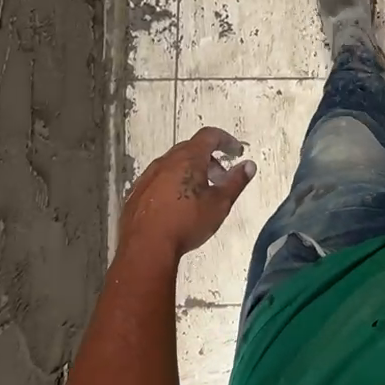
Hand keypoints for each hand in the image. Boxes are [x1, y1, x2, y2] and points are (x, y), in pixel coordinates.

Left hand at [120, 127, 255, 261]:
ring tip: (200, 194)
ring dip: (190, 172)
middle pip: (190, 149)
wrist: (145, 249)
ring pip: (172, 165)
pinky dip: (172, 184)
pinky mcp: (135, 194)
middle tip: (220, 177)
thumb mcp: (220, 204)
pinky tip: (177, 206)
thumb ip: (236, 181)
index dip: (226, 140)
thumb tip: (249, 165)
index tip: (236, 152)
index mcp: (187, 159)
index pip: (209, 136)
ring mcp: (146, 178)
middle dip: (209, 159)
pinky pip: (158, 180)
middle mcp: (165, 162)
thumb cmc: (186, 223)